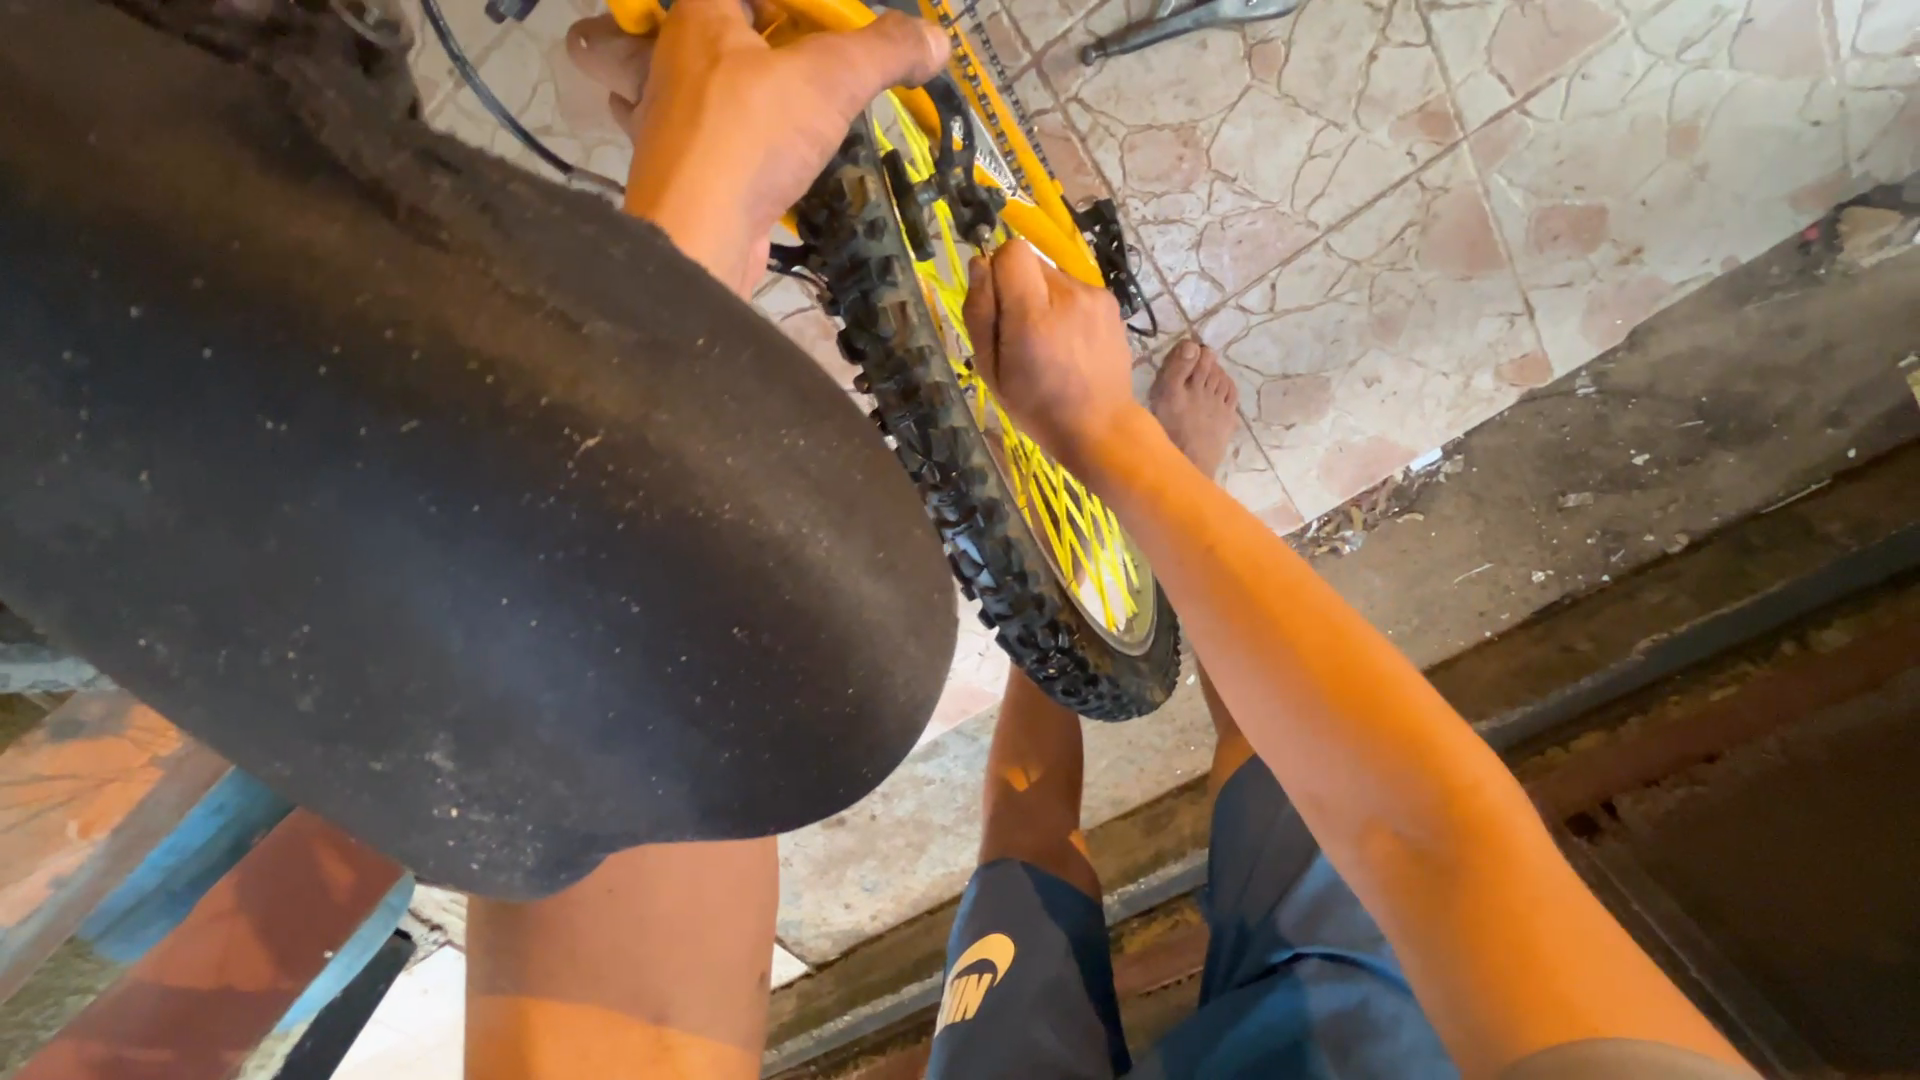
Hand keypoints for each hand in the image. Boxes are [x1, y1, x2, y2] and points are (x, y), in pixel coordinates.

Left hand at [567, 0, 949, 294]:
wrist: (700, 236)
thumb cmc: (753, 135)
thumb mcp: (831, 78)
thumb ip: (885, 51)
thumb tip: (938, 40)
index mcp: (701, 12)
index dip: (804, 3)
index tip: (843, 24)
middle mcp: (682, 57)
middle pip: (744, 29)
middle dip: (792, 40)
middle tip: (842, 60)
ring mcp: (682, 118)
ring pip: (737, 87)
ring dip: (777, 91)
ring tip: (825, 103)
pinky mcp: (694, 168)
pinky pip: (733, 136)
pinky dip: (763, 137)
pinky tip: (793, 151)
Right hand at [962, 240, 1144, 473]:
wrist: (1099, 426)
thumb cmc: (1037, 407)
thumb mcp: (991, 371)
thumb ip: (979, 313)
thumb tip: (979, 263)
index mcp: (1033, 315)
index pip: (1011, 251)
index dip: (998, 272)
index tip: (998, 306)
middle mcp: (1068, 295)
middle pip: (1030, 261)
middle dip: (1018, 287)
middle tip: (1021, 332)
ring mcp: (1094, 296)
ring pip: (1053, 275)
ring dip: (1042, 298)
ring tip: (1049, 341)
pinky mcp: (1110, 302)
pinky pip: (1075, 289)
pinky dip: (1066, 308)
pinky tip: (1070, 342)